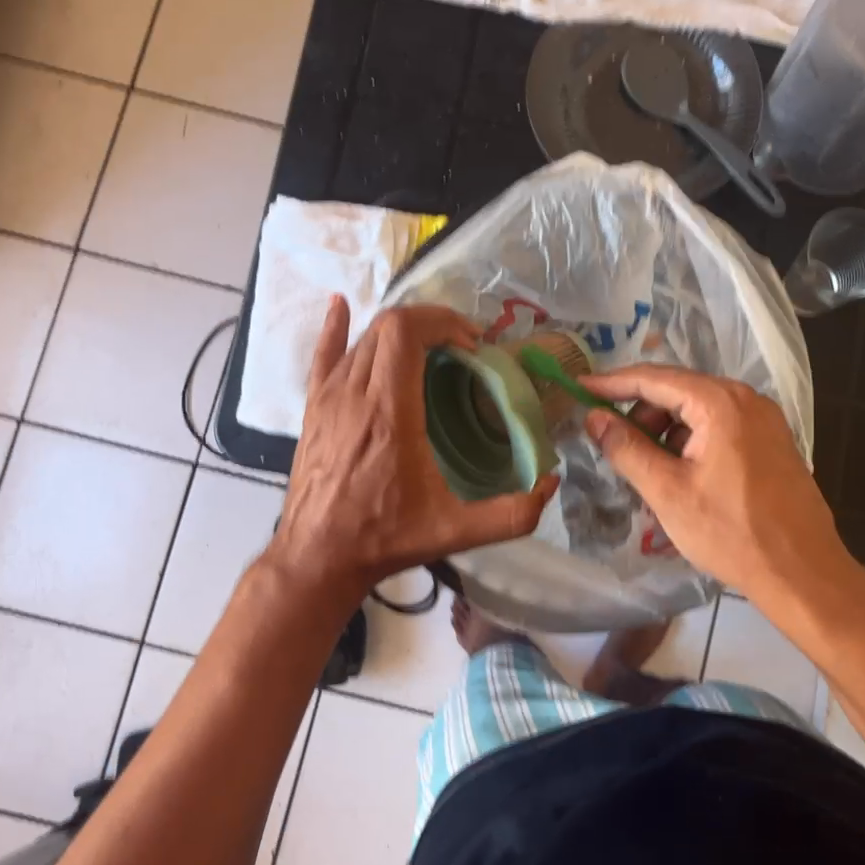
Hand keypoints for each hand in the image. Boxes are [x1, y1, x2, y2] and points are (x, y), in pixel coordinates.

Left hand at [264, 298, 557, 602]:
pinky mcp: (313, 408)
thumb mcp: (457, 532)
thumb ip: (512, 514)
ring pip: (363, 337)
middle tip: (461, 347)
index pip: (407, 332)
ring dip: (400, 331)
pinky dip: (336, 327)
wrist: (318, 557)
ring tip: (430, 346)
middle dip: (430, 323)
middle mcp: (355, 394)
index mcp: (390, 413)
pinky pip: (323, 354)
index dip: (442, 322)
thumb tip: (551, 483)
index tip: (471, 344)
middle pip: (388, 326)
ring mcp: (328, 398)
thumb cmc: (386, 538)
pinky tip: (341, 307)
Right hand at [581, 365, 858, 604]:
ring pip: (699, 410)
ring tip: (648, 470)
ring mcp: (764, 420)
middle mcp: (746, 399)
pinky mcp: (772, 442)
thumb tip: (595, 417)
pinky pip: (721, 427)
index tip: (579, 388)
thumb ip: (627, 449)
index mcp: (720, 403)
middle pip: (679, 390)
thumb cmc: (731, 532)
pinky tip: (680, 475)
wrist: (802, 571)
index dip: (612, 383)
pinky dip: (692, 441)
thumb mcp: (668, 492)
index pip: (654, 378)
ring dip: (666, 430)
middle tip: (613, 445)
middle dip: (641, 413)